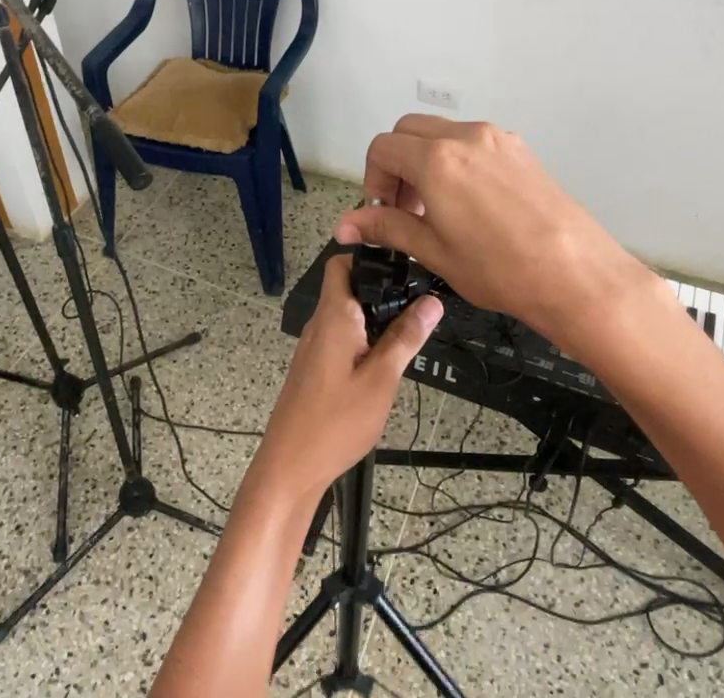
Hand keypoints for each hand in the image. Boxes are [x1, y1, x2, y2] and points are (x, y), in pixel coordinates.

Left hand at [246, 253, 440, 502]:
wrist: (291, 465)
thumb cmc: (336, 422)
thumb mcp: (381, 379)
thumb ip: (405, 338)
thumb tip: (431, 301)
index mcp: (333, 318)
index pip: (341, 264)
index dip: (369, 258)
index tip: (404, 269)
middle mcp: (318, 325)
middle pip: (347, 289)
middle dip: (381, 293)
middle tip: (418, 307)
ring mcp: (313, 348)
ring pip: (345, 317)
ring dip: (374, 320)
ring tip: (408, 336)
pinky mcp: (313, 369)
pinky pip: (340, 339)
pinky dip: (363, 341)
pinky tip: (383, 364)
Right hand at [333, 114, 655, 338]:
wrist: (576, 275)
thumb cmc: (500, 270)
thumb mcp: (433, 252)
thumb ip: (386, 228)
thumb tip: (344, 226)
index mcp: (436, 161)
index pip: (382, 148)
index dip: (372, 180)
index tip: (382, 212)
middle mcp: (465, 138)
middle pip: (409, 130)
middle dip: (396, 164)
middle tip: (404, 208)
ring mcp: (498, 140)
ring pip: (442, 133)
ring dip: (425, 160)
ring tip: (437, 209)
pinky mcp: (521, 151)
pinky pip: (473, 142)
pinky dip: (456, 161)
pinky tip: (469, 204)